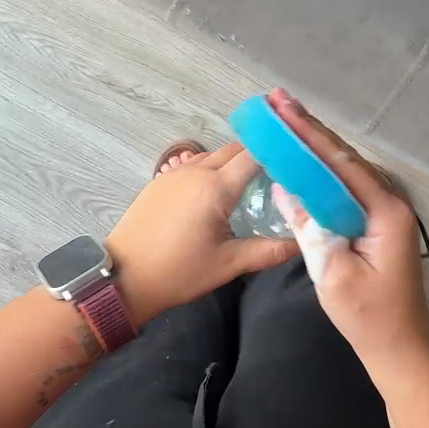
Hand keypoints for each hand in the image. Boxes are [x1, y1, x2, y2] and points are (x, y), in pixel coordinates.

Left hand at [107, 143, 297, 324]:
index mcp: (215, 187)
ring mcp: (174, 173)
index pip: (255, 154)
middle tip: (284, 169)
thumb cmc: (178, 272)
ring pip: (213, 154)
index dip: (279, 151)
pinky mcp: (160, 180)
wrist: (123, 277)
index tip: (299, 157)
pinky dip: (213, 167)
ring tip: (257, 178)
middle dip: (260, 153)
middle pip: (235, 149)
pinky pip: (194, 163)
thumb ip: (270, 251)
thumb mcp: (228, 264)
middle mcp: (195, 170)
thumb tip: (304, 244)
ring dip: (235, 160)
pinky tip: (221, 188)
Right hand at [266, 88, 428, 370]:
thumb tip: (284, 188)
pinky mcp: (373, 223)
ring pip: (343, 169)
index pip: (341, 162)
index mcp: (385, 210)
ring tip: (284, 118)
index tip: (282, 107)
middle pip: (343, 157)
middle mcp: (388, 202)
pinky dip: (320, 170)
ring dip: (313, 145)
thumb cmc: (368, 316)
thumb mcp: (332, 273)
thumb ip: (310, 227)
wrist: (400, 347)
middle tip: (277, 100)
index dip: (308, 134)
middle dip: (308, 128)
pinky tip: (301, 158)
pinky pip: (343, 187)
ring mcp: (382, 212)